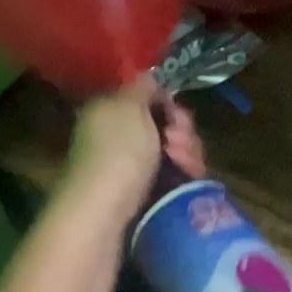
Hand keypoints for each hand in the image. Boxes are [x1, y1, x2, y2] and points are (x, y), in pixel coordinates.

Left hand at [56, 77, 203, 221]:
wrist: (104, 214)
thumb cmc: (117, 152)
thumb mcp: (129, 105)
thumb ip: (142, 87)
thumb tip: (149, 77)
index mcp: (108, 110)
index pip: (147, 98)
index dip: (168, 102)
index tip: (176, 112)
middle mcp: (117, 135)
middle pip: (164, 124)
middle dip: (181, 129)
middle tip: (179, 140)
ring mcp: (130, 165)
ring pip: (173, 149)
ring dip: (188, 151)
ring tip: (184, 163)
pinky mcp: (144, 191)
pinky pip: (173, 172)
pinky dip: (184, 172)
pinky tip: (188, 175)